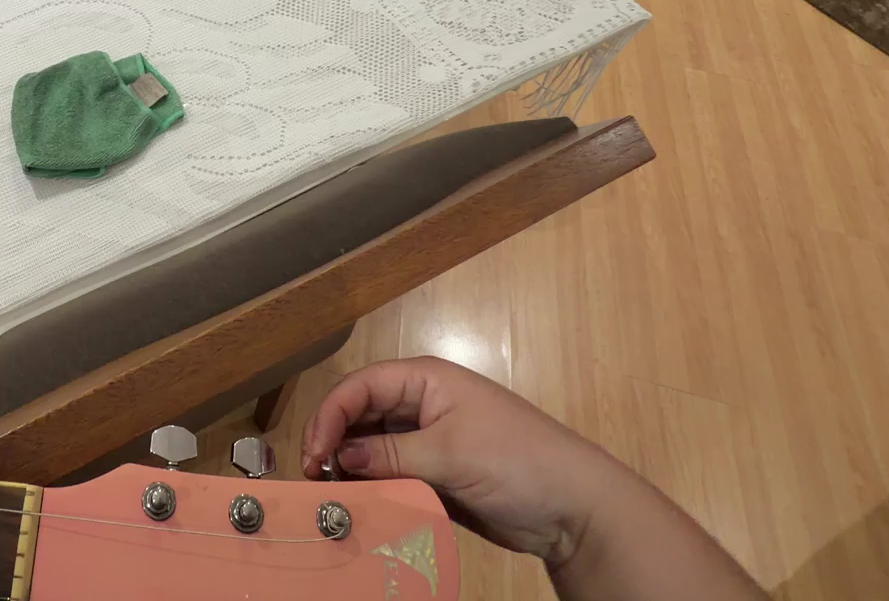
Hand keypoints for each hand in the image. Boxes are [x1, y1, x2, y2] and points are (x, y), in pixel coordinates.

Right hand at [298, 357, 634, 567]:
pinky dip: (372, 486)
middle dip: (334, 440)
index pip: (360, 386)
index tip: (313, 451)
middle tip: (314, 477)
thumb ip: (390, 454)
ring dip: (350, 466)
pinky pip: (390, 473)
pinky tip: (360, 503)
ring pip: (370, 445)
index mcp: (422, 380)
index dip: (331, 414)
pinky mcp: (432, 472)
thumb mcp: (450, 453)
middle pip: (360, 413)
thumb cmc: (515, 461)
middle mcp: (418, 403)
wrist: (576, 509)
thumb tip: (340, 456)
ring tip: (331, 493)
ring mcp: (425, 438)